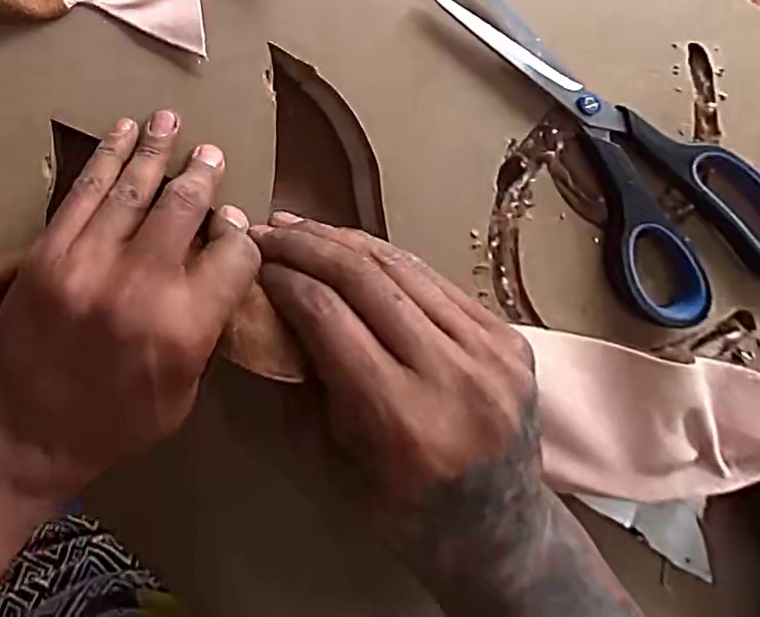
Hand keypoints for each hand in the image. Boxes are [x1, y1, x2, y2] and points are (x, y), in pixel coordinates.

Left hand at [0, 110, 261, 502]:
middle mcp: (140, 287)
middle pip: (184, 209)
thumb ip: (206, 324)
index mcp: (183, 328)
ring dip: (155, 149)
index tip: (234, 220)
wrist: (24, 424)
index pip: (233, 257)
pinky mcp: (49, 250)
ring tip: (170, 119)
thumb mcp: (182, 391)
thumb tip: (218, 258)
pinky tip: (123, 132)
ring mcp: (88, 262)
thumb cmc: (114, 419)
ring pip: (133, 189)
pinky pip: (84, 191)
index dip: (238, 233)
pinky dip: (107, 157)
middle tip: (211, 153)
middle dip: (202, 175)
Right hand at [254, 214, 638, 616]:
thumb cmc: (398, 505)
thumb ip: (297, 375)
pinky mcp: (508, 337)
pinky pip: (429, 275)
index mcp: (403, 420)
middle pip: (362, 278)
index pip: (327, 314)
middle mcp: (453, 379)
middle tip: (265, 231)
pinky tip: (345, 242)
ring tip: (297, 226)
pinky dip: (379, 252)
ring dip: (337, 237)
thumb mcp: (326, 453)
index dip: (282, 278)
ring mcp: (490, 353)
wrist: (502, 534)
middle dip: (303, 245)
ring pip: (397, 264)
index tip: (252, 264)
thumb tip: (266, 302)